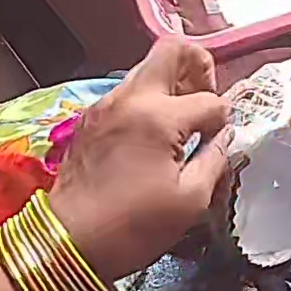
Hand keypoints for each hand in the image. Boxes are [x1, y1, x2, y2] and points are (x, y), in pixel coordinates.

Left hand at [48, 37, 233, 281]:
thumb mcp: (190, 200)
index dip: (224, 119)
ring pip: (147, 68)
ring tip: (181, 122)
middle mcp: (130, 97)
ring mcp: (106, 104)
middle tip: (204, 100)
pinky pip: (128, 91)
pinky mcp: (90, 117)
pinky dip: (149, 101)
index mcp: (158, 117)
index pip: (209, 100)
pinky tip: (154, 135)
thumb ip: (215, 158)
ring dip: (171, 84)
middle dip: (198, 66)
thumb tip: (222, 135)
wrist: (67, 241)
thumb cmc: (133, 226)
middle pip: (172, 49)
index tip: (220, 141)